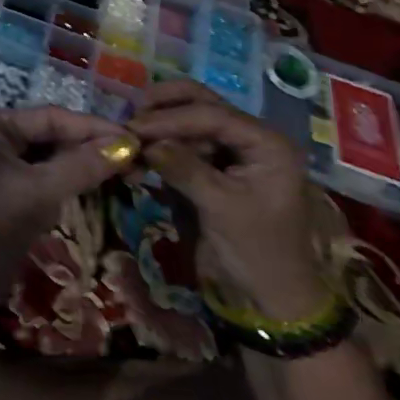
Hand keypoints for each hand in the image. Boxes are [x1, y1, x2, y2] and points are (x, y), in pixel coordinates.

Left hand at [0, 107, 131, 315]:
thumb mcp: (39, 190)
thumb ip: (82, 165)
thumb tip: (129, 145)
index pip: (51, 117)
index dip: (94, 127)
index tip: (138, 140)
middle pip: (53, 136)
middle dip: (92, 147)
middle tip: (140, 160)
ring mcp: (1, 170)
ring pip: (52, 160)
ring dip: (86, 166)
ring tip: (131, 173)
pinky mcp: (10, 197)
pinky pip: (47, 181)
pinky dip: (72, 184)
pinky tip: (102, 188)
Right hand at [131, 81, 325, 319]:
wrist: (270, 294)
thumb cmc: (257, 250)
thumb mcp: (221, 207)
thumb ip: (184, 168)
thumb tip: (144, 142)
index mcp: (266, 143)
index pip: (212, 115)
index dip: (169, 119)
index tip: (131, 129)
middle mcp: (249, 139)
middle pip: (202, 105)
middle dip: (164, 108)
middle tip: (129, 120)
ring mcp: (229, 154)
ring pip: (188, 124)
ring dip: (158, 130)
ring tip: (129, 144)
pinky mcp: (210, 171)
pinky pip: (181, 149)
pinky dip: (158, 151)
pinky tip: (136, 162)